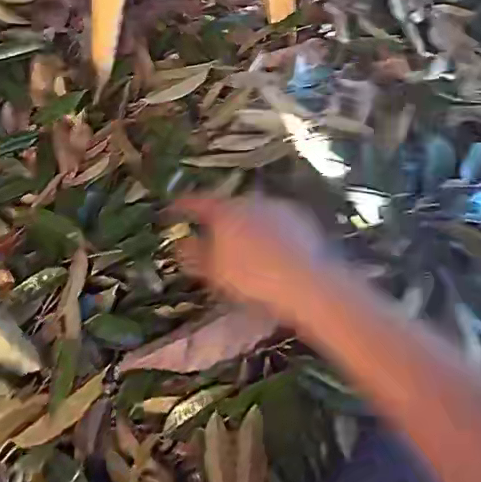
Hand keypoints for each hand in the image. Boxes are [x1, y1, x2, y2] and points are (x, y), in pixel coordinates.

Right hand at [170, 196, 339, 315]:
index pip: (195, 202)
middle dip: (219, 221)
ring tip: (248, 252)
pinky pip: (275, 220)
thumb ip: (194, 255)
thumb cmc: (253, 278)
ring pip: (253, 213)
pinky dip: (269, 231)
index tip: (173, 209)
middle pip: (226, 207)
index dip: (182, 205)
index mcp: (223, 211)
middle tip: (215, 240)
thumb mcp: (215, 272)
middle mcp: (247, 199)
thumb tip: (181, 243)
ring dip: (246, 226)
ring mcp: (275, 204)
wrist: (307, 281)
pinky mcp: (298, 215)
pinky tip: (274, 253)